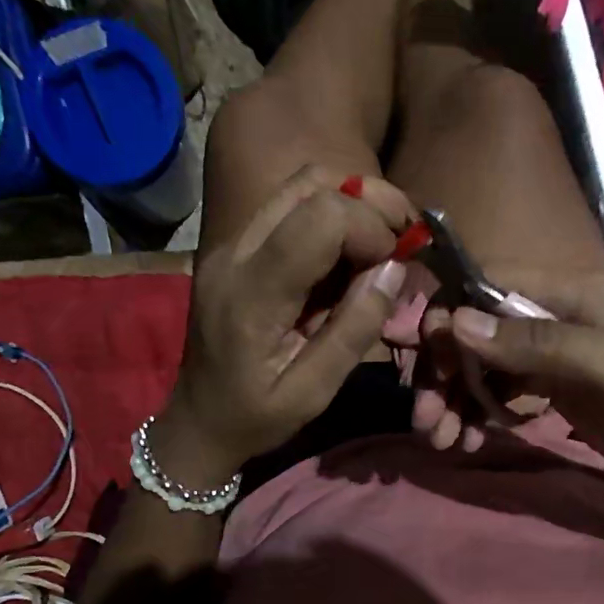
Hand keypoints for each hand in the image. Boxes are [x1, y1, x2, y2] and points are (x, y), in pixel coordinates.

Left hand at [158, 166, 415, 483]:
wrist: (199, 420)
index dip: (372, 228)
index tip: (395, 265)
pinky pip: (288, 207)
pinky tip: (350, 251)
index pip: (321, 218)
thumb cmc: (256, 417)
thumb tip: (394, 269)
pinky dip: (330, 215)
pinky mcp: (234, 247)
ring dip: (352, 203)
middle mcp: (234, 254)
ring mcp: (230, 245)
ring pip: (299, 185)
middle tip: (404, 238)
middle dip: (370, 202)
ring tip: (383, 240)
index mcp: (253, 295)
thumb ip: (354, 330)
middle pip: (310, 183)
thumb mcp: (314, 392)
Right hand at [440, 270, 603, 490]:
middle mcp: (562, 316)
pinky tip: (469, 440)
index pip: (493, 281)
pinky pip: (503, 392)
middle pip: (480, 327)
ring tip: (441, 441)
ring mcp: (559, 355)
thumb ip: (541, 342)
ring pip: (485, 364)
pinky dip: (479, 413)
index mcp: (579, 293)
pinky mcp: (559, 391)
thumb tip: (458, 320)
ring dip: (455, 398)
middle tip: (425, 420)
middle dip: (444, 370)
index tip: (413, 353)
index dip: (448, 310)